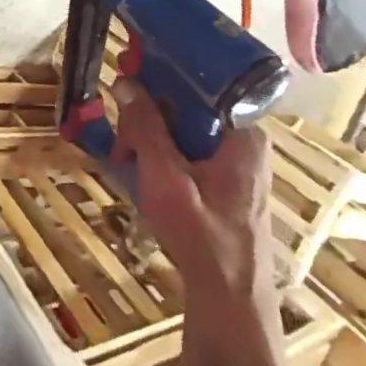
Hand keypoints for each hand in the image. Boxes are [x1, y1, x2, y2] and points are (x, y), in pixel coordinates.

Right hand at [111, 78, 275, 303]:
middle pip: (188, 103)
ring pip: (184, 126)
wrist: (230, 303)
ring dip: (149, 136)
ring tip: (124, 159)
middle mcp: (244, 139)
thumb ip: (146, 128)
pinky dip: (161, 152)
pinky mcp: (225, 179)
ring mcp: (236, 160)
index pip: (202, 80)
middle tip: (121, 137)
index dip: (161, 69)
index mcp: (243, 132)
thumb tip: (124, 81)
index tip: (128, 62)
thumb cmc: (202, 237)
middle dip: (148, 113)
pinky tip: (138, 166)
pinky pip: (187, 148)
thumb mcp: (166, 178)